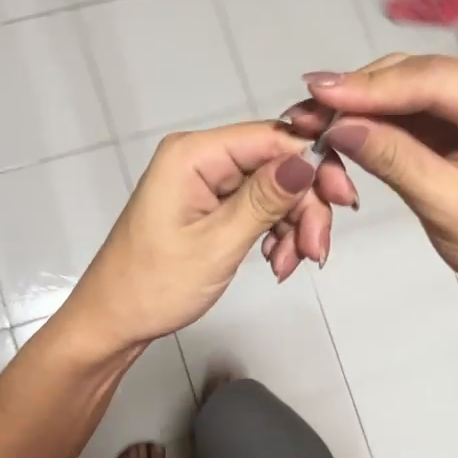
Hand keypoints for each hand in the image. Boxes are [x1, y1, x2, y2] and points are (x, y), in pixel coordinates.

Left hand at [58, 122, 319, 350]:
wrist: (114, 321)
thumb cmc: (152, 285)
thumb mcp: (217, 244)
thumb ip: (265, 199)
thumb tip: (308, 159)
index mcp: (193, 154)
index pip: (272, 136)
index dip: (314, 163)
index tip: (343, 200)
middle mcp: (200, 158)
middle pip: (277, 164)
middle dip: (304, 206)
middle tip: (316, 251)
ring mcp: (205, 182)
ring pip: (274, 189)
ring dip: (293, 226)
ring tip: (292, 265)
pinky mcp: (210, 205)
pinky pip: (258, 207)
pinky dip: (275, 234)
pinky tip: (279, 263)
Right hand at [284, 54, 457, 310]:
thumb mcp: (448, 209)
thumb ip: (394, 160)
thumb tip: (337, 125)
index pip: (437, 82)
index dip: (371, 87)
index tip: (316, 92)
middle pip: (425, 74)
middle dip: (362, 93)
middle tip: (306, 113)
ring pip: (418, 81)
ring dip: (367, 100)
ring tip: (318, 118)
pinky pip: (423, 97)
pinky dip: (384, 111)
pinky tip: (348, 120)